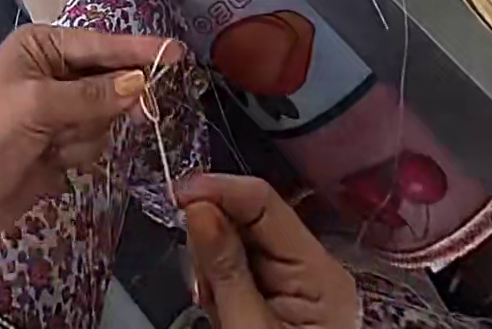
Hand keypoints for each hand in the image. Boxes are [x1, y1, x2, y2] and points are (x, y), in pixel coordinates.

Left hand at [0, 25, 176, 290]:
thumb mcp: (36, 106)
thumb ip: (91, 95)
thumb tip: (140, 82)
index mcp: (39, 46)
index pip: (98, 44)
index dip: (137, 49)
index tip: (178, 52)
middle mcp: (51, 70)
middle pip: (108, 78)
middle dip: (112, 100)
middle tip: (124, 113)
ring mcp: (58, 108)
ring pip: (106, 114)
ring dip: (87, 133)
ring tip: (53, 144)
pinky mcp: (62, 143)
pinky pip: (95, 140)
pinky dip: (81, 151)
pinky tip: (54, 160)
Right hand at [177, 174, 359, 328]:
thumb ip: (225, 266)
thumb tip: (196, 204)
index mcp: (319, 271)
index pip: (262, 199)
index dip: (216, 188)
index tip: (173, 197)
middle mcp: (312, 264)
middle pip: (247, 213)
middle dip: (210, 233)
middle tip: (198, 278)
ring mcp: (297, 277)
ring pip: (235, 233)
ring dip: (211, 257)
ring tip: (212, 302)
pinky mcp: (281, 290)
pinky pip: (237, 257)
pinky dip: (216, 273)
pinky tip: (217, 302)